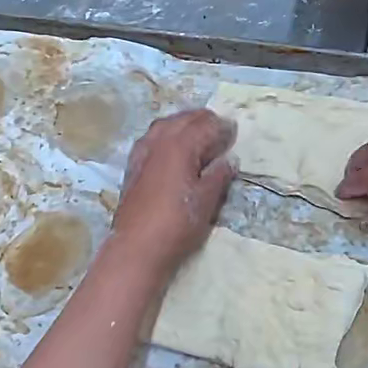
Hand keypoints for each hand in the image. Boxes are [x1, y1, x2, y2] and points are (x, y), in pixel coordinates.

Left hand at [112, 109, 235, 274]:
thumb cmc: (176, 224)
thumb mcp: (206, 201)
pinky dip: (165, 134)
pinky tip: (170, 146)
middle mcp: (158, 142)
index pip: (204, 126)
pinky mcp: (133, 167)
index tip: (234, 129)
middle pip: (182, 120)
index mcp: (179, 146)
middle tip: (219, 126)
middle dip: (202, 120)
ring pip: (164, 126)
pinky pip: (151, 138)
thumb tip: (229, 159)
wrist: (136, 247)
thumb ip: (219, 176)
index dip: (221, 127)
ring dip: (182, 123)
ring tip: (197, 132)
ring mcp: (142, 153)